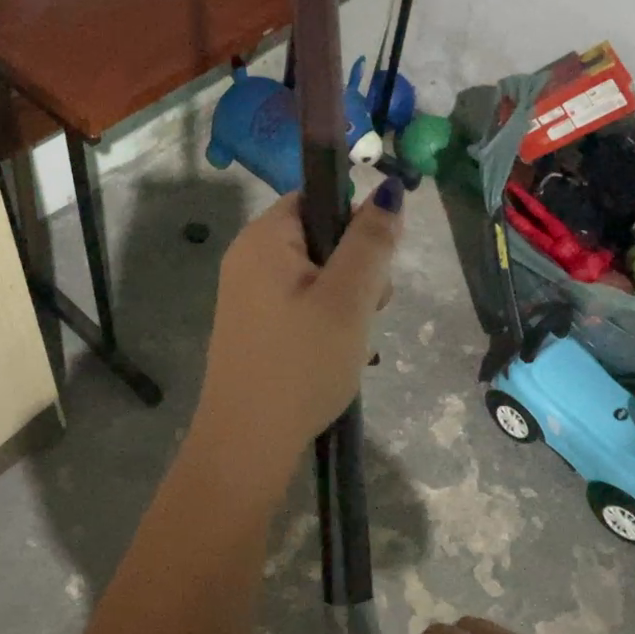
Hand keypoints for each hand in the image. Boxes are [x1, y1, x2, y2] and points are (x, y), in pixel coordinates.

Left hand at [193, 180, 402, 455]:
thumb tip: (388, 190)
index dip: (355, 221)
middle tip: (370, 310)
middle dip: (356, 269)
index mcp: (263, 238)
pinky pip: (300, 306)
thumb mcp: (348, 298)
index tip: (377, 262)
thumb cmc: (301, 363)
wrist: (247, 443)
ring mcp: (247, 295)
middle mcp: (247, 258)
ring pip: (316, 277)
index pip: (317, 196)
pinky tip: (337, 356)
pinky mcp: (253, 327)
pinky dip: (326, 323)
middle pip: (319, 238)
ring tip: (354, 342)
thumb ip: (371, 242)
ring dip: (347, 302)